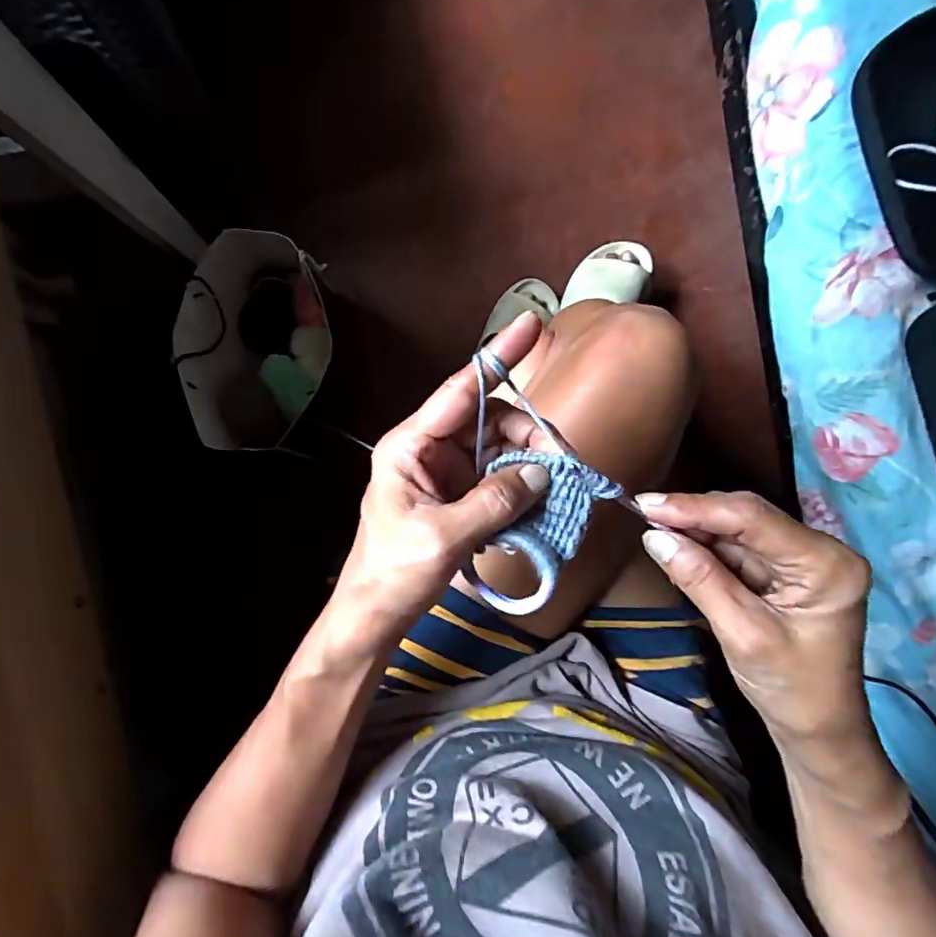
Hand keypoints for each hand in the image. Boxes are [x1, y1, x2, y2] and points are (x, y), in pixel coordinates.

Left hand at [328, 312, 553, 653]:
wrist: (375, 612)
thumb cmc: (393, 572)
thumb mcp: (443, 537)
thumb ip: (494, 502)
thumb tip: (541, 472)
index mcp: (409, 446)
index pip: (460, 390)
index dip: (498, 357)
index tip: (533, 323)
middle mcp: (428, 450)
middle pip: (488, 420)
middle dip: (527, 434)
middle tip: (560, 464)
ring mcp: (444, 473)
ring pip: (498, 448)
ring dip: (528, 464)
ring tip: (552, 492)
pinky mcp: (457, 495)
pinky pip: (498, 478)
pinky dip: (520, 488)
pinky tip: (535, 508)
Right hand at [635, 492, 873, 749]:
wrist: (818, 729)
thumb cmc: (790, 687)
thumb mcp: (741, 634)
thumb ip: (699, 580)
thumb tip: (654, 536)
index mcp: (826, 564)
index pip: (753, 518)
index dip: (696, 507)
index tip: (646, 505)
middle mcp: (818, 550)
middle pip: (745, 516)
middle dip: (693, 515)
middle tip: (642, 514)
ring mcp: (800, 559)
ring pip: (735, 528)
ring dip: (693, 528)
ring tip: (653, 529)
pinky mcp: (781, 570)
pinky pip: (735, 547)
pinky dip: (702, 546)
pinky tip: (676, 546)